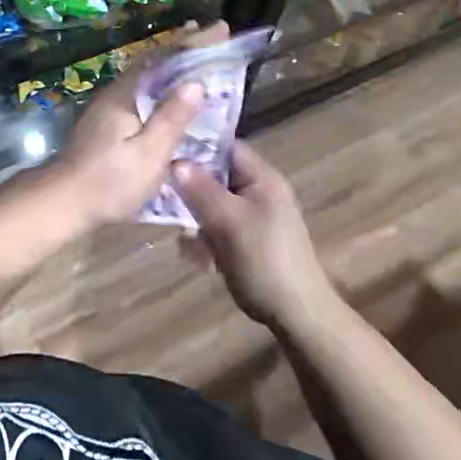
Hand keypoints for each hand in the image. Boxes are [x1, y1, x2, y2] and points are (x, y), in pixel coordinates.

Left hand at [50, 23, 225, 225]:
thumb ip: (171, 118)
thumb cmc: (109, 182)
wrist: (60, 205)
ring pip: (147, 78)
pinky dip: (162, 86)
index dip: (193, 43)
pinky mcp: (107, 125)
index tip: (219, 28)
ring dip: (172, 66)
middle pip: (154, 63)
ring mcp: (109, 109)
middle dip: (182, 48)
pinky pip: (142, 93)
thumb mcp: (148, 154)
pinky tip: (170, 96)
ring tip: (196, 59)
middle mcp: (117, 94)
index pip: (164, 58)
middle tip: (210, 35)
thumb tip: (196, 82)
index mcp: (127, 95)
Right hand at [174, 141, 338, 329]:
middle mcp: (259, 192)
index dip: (197, 148)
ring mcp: (254, 217)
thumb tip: (175, 161)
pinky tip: (198, 258)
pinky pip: (219, 229)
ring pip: (214, 205)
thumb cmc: (265, 260)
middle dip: (191, 190)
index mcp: (263, 178)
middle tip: (165, 201)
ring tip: (185, 238)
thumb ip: (202, 190)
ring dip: (196, 219)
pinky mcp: (247, 240)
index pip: (227, 148)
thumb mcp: (230, 222)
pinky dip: (206, 240)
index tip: (165, 155)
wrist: (295, 312)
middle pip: (217, 177)